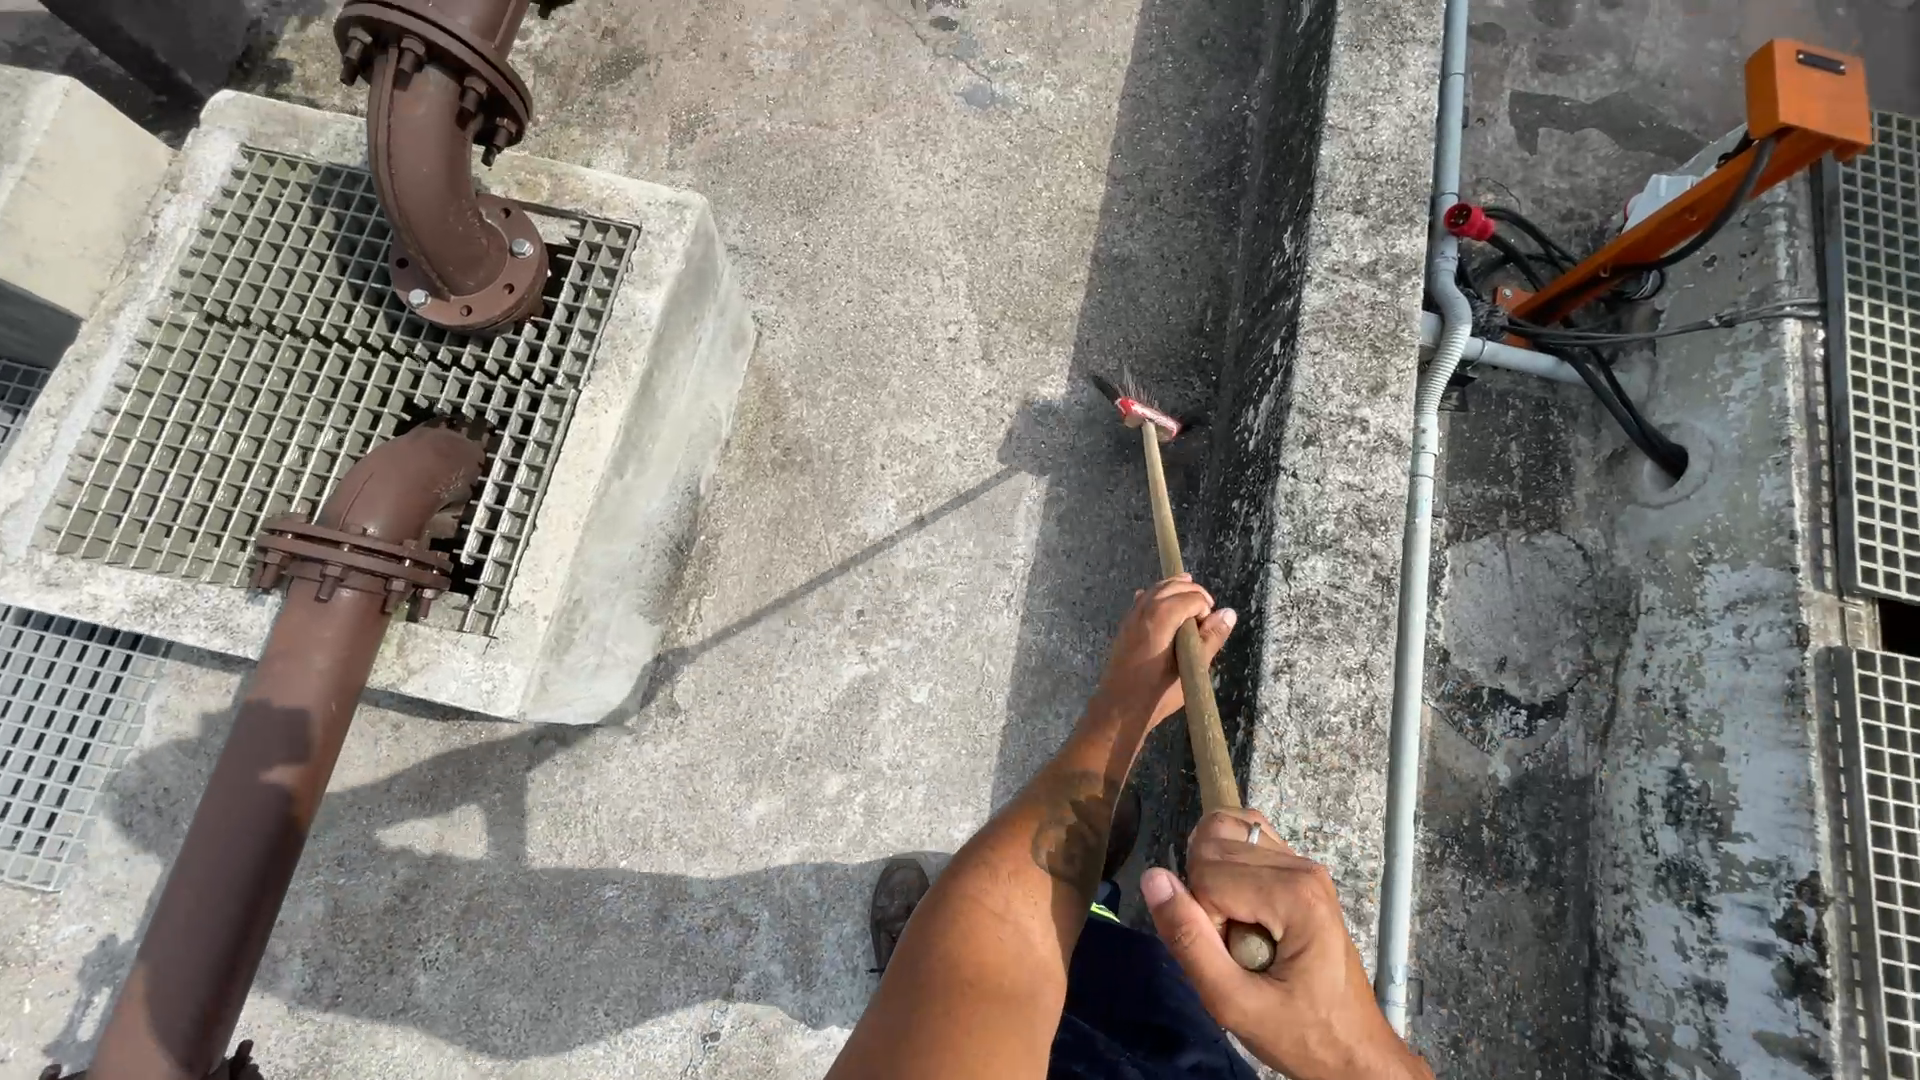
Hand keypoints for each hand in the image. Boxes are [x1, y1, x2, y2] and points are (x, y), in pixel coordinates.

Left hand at [1089, 574, 1234, 726]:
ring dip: (1172, 587)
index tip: (1210, 625)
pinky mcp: (1124, 627)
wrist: (1119, 707)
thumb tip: (1229, 613)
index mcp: (1160, 619)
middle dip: (1191, 591)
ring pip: (1154, 591)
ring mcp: (1130, 618)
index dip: (1205, 606)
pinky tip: (1158, 599)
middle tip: (1207, 605)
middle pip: (1170, 587)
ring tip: (1188, 586)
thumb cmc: (1158, 692)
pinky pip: (1141, 601)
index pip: (1190, 597)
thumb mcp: (1192, 668)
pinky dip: (1154, 595)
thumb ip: (1210, 638)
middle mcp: (1143, 611)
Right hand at [1141, 811, 1431, 1079]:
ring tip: (1236, 924)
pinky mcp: (1299, 865)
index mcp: (1295, 894)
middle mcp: (1301, 865)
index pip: (1206, 876)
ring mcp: (1302, 861)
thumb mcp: (1233, 1004)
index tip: (1232, 962)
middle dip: (1205, 896)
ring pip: (1220, 834)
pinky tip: (1237, 899)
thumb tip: (1152, 877)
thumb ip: (1188, 940)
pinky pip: (1241, 832)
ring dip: (1212, 877)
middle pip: (1211, 848)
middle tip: (1233, 947)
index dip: (1203, 921)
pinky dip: (1224, 859)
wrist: (1354, 1051)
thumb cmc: (1300, 1035)